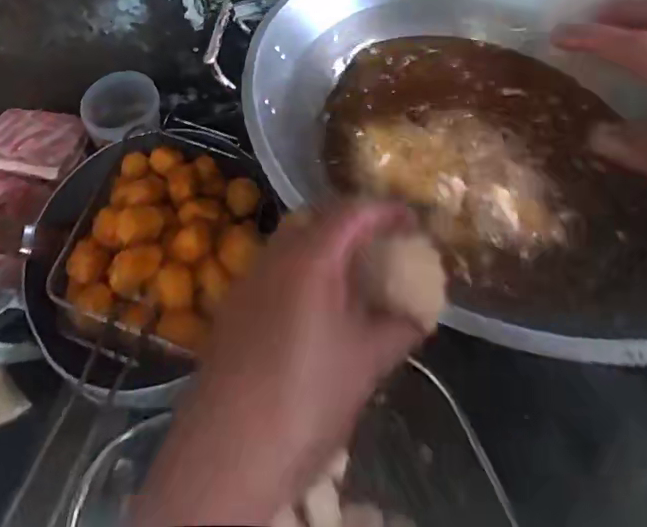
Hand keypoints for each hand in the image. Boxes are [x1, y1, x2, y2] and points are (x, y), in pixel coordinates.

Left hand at [131, 203, 424, 526]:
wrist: (232, 436)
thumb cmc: (308, 396)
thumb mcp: (366, 362)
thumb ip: (396, 327)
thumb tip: (415, 313)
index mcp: (308, 259)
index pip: (348, 214)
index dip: (382, 210)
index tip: (411, 219)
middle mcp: (273, 255)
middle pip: (314, 219)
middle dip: (351, 223)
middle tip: (385, 243)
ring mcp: (247, 276)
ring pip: (290, 242)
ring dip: (324, 246)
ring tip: (357, 274)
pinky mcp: (234, 301)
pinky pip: (274, 268)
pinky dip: (302, 269)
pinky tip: (319, 303)